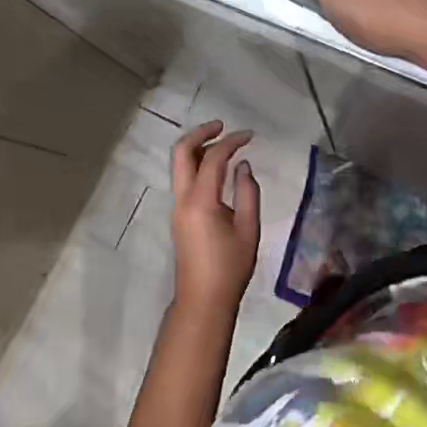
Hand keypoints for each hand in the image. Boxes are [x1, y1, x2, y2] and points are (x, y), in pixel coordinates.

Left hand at [168, 120, 259, 316]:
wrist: (203, 301)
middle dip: (201, 133)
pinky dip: (197, 163)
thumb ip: (247, 192)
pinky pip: (183, 178)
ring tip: (222, 143)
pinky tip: (217, 168)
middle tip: (222, 126)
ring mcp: (177, 206)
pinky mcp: (179, 214)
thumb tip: (242, 165)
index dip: (231, 141)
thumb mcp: (248, 230)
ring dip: (197, 147)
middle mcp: (183, 198)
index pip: (213, 158)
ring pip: (179, 164)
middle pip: (181, 151)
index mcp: (201, 200)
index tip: (250, 135)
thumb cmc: (230, 268)